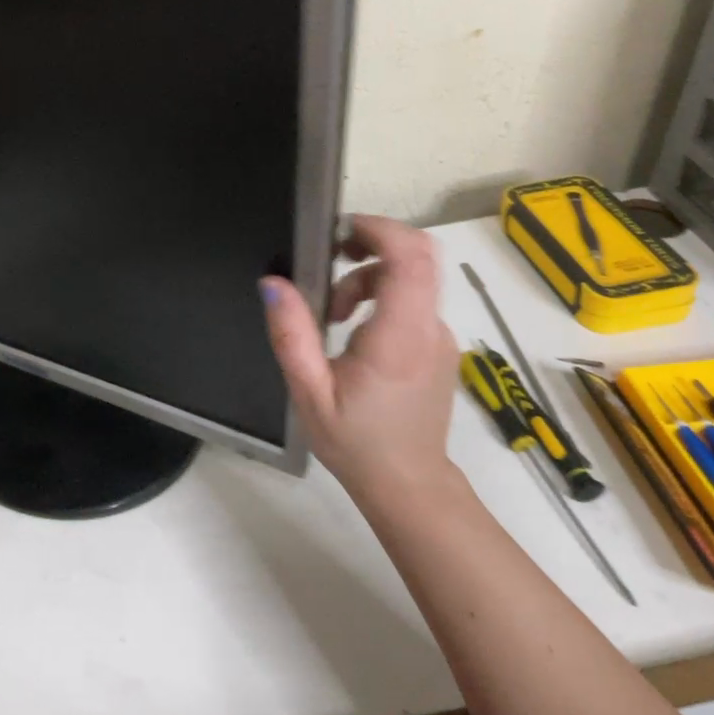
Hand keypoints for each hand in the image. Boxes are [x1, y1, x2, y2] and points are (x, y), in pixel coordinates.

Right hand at [260, 215, 461, 505]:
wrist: (409, 485)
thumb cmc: (356, 443)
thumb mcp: (309, 393)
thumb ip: (291, 335)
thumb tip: (273, 284)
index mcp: (399, 336)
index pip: (409, 257)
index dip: (379, 229)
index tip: (339, 231)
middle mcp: (429, 328)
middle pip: (419, 255)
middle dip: (374, 242)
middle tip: (333, 257)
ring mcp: (440, 336)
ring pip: (414, 277)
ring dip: (371, 277)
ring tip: (334, 314)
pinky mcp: (439, 346)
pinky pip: (415, 301)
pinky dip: (383, 298)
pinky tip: (355, 333)